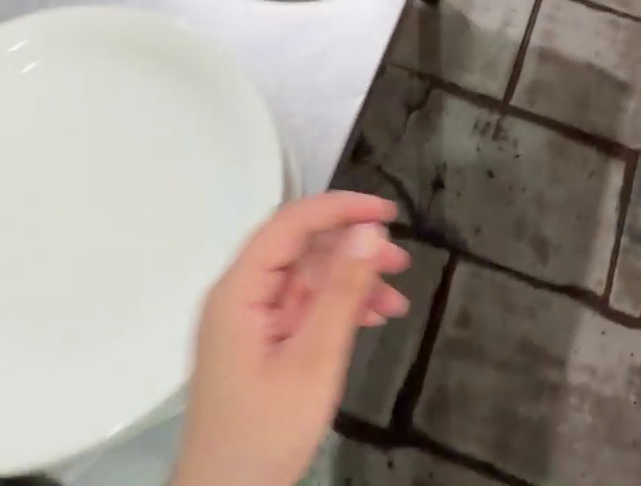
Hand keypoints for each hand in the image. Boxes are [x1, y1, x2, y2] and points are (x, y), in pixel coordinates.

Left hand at [174, 193, 411, 485]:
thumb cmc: (265, 432)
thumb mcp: (314, 359)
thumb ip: (342, 290)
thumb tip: (368, 230)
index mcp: (239, 289)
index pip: (291, 223)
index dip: (340, 208)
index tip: (387, 213)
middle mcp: (240, 294)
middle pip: (301, 248)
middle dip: (353, 250)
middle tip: (401, 263)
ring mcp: (249, 319)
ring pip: (308, 278)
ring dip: (353, 282)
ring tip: (396, 299)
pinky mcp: (261, 342)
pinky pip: (304, 307)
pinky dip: (339, 308)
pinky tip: (373, 318)